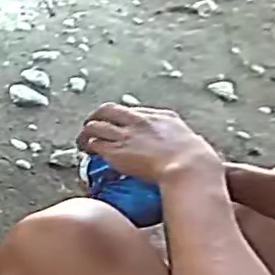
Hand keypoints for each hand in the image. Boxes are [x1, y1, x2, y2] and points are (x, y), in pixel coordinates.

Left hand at [77, 103, 222, 183]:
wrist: (187, 165)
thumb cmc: (192, 158)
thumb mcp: (183, 137)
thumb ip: (168, 136)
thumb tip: (164, 145)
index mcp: (160, 116)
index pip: (129, 110)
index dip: (116, 119)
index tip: (114, 127)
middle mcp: (140, 121)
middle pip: (106, 110)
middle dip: (93, 118)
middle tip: (88, 129)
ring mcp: (127, 135)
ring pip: (93, 126)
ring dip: (84, 135)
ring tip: (83, 144)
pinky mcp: (116, 150)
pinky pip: (93, 143)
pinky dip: (87, 147)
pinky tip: (88, 153)